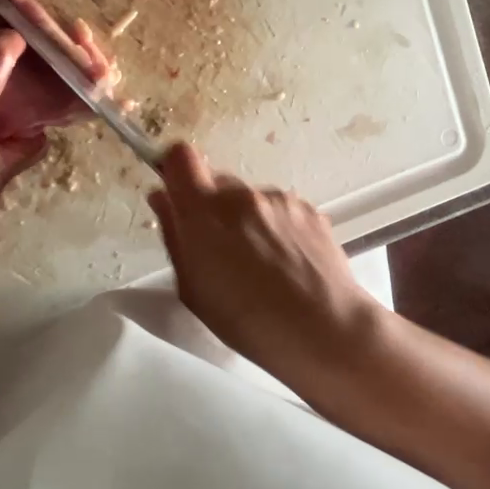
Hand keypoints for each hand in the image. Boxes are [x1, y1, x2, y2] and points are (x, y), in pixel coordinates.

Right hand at [148, 143, 381, 376]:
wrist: (326, 331)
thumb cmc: (248, 322)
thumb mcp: (193, 289)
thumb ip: (174, 235)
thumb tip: (163, 198)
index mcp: (205, 211)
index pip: (180, 157)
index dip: (175, 171)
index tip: (179, 196)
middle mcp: (242, 195)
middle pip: (216, 181)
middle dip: (211, 207)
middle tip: (221, 249)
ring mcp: (279, 199)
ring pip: (250, 198)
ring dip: (247, 219)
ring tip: (262, 264)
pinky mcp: (310, 209)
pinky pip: (280, 209)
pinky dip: (276, 228)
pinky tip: (287, 264)